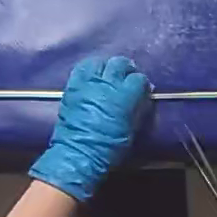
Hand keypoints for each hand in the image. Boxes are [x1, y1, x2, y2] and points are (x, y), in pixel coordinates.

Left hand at [29, 56, 151, 201]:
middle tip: (126, 77)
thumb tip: (144, 96)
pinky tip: (93, 76)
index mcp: (124, 97)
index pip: (138, 79)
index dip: (142, 83)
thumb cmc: (109, 148)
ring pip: (100, 62)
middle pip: (119, 64)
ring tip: (108, 74)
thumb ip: (139, 109)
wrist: (78, 154)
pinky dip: (89, 69)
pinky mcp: (72, 86)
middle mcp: (107, 84)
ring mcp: (87, 83)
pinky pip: (81, 69)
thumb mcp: (132, 130)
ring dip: (106, 67)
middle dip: (126, 69)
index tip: (142, 89)